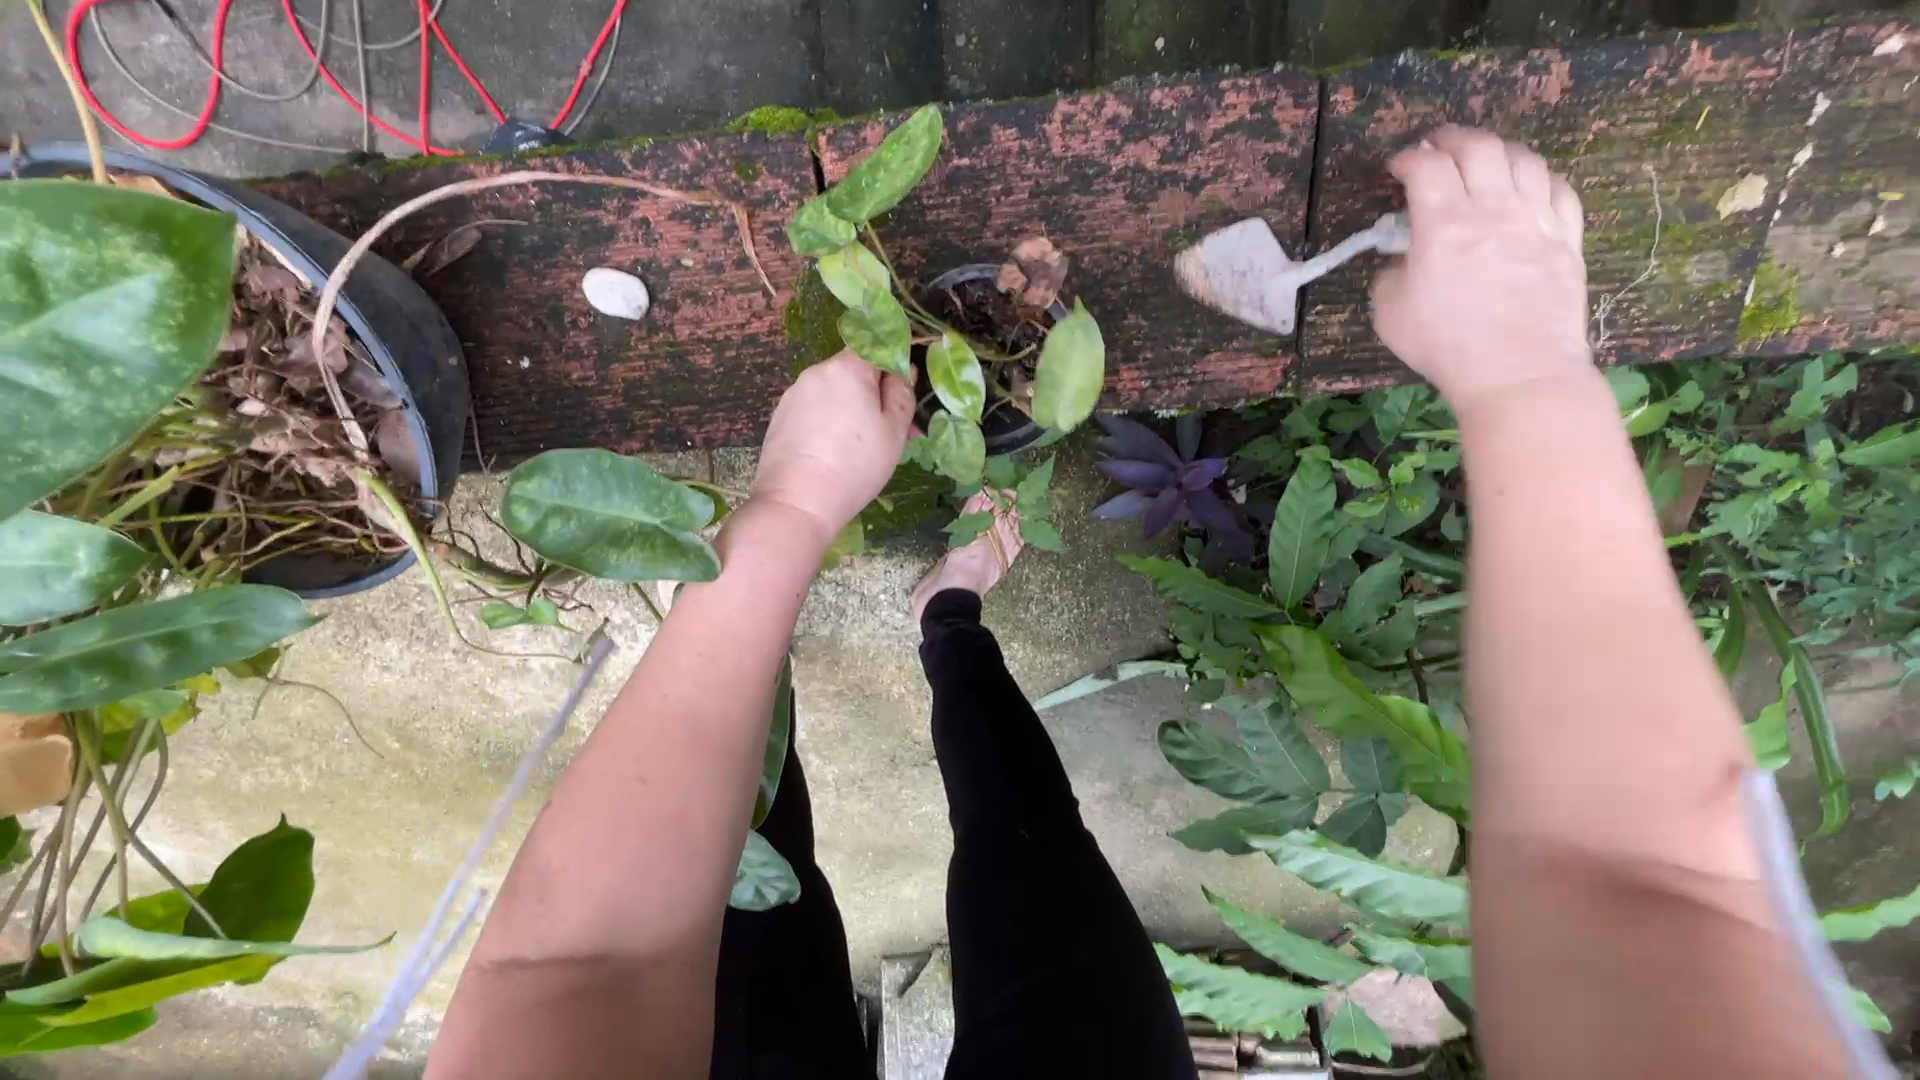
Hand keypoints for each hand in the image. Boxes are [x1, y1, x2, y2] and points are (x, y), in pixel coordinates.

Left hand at [749, 350, 914, 545]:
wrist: (798, 501)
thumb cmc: (855, 465)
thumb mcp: (894, 431)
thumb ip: (902, 394)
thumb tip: (903, 371)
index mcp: (847, 368)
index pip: (875, 346)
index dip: (893, 366)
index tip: (903, 395)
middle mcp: (816, 372)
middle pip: (852, 372)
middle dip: (873, 394)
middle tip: (892, 431)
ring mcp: (794, 395)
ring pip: (833, 393)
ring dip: (852, 411)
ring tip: (864, 449)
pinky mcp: (780, 417)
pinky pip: (814, 411)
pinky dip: (829, 423)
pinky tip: (836, 454)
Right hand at [1371, 126, 1593, 412]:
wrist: (1516, 370)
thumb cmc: (1444, 344)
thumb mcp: (1389, 312)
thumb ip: (1393, 274)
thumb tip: (1407, 259)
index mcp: (1443, 224)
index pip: (1426, 168)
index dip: (1408, 159)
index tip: (1397, 166)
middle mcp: (1493, 208)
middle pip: (1478, 148)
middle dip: (1452, 139)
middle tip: (1436, 144)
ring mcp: (1537, 220)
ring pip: (1524, 160)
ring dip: (1498, 150)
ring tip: (1483, 158)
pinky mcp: (1566, 239)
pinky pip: (1559, 190)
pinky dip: (1539, 178)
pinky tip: (1529, 186)